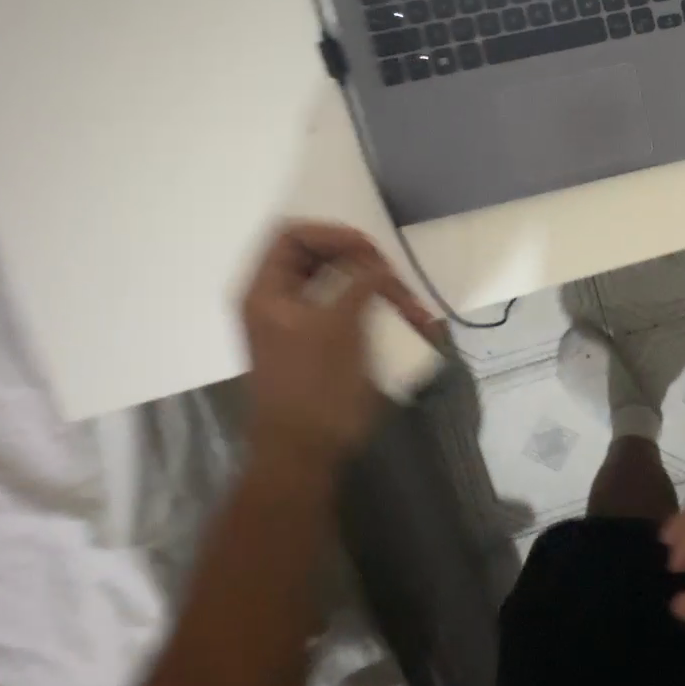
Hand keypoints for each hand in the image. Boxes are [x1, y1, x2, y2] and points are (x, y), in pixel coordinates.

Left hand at [237, 221, 434, 470]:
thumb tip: (380, 265)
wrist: (305, 452)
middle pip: (324, 259)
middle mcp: (280, 300)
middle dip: (368, 267)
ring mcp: (302, 323)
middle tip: (397, 281)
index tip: (371, 250)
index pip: (292, 236)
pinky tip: (414, 327)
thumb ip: (360, 282)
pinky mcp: (325, 343)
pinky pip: (355, 313)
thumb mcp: (339, 324)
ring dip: (384, 293)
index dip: (333, 234)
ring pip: (346, 286)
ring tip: (417, 313)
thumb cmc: (314, 385)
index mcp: (266, 291)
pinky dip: (383, 314)